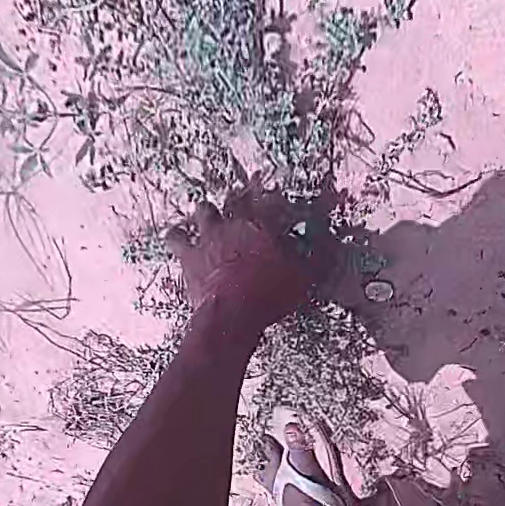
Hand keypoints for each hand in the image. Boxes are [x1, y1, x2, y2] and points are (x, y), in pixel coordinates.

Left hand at [174, 190, 322, 340]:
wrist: (232, 313)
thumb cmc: (268, 295)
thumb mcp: (300, 278)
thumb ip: (311, 258)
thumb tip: (328, 248)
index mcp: (263, 224)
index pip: (269, 198)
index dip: (271, 194)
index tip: (273, 191)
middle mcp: (234, 224)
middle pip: (235, 199)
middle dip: (240, 197)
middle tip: (242, 199)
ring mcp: (208, 237)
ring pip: (204, 210)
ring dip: (207, 211)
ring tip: (207, 212)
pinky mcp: (188, 254)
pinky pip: (176, 236)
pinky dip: (178, 234)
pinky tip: (176, 234)